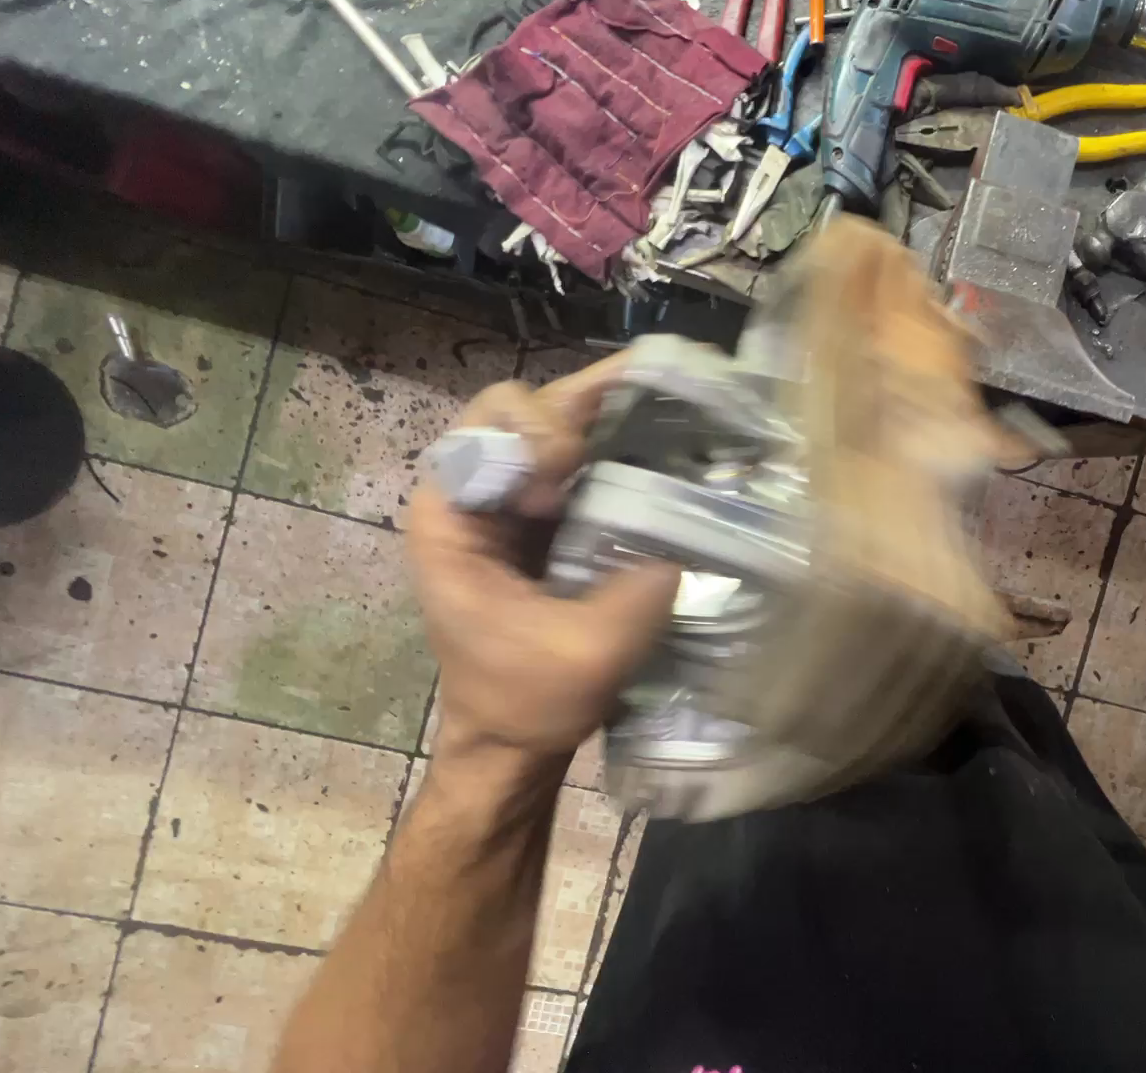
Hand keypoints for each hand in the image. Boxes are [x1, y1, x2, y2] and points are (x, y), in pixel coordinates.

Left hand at [407, 354, 679, 776]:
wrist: (512, 742)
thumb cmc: (527, 700)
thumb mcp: (591, 652)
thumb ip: (639, 589)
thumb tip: (692, 534)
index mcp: (453, 518)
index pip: (492, 424)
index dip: (543, 433)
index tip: (575, 480)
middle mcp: (477, 497)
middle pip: (527, 411)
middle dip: (591, 404)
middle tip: (657, 411)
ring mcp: (513, 508)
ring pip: (559, 430)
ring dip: (614, 418)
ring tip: (676, 411)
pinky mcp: (547, 525)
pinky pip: (583, 465)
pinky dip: (624, 451)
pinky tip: (671, 451)